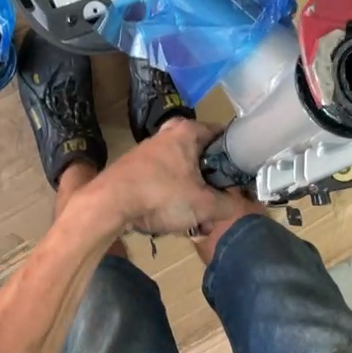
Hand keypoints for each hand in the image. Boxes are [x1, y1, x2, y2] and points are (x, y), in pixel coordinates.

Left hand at [89, 119, 249, 236]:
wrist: (109, 203)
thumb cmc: (161, 195)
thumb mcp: (204, 205)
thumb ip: (228, 205)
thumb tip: (238, 205)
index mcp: (188, 131)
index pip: (223, 134)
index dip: (236, 154)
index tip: (242, 175)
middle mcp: (170, 134)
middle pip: (203, 156)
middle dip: (212, 183)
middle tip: (219, 202)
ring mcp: (151, 150)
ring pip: (184, 172)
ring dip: (193, 195)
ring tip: (197, 221)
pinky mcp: (138, 168)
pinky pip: (166, 180)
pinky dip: (173, 198)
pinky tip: (174, 220)